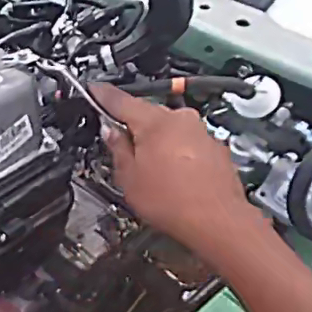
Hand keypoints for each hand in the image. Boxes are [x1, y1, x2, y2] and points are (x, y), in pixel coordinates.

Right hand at [89, 82, 261, 256]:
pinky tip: (171, 177)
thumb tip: (112, 133)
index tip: (94, 90)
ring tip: (148, 172)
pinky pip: (186, 142)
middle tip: (119, 149)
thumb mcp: (129, 177)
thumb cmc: (173, 202)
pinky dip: (175, 153)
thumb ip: (117, 148)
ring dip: (156, 143)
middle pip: (147, 114)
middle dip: (132, 128)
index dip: (102, 95)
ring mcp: (201, 132)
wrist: (216, 221)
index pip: (120, 100)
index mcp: (154, 121)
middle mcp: (180, 119)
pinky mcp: (214, 147)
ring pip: (168, 129)